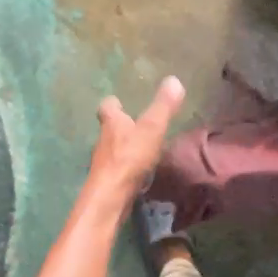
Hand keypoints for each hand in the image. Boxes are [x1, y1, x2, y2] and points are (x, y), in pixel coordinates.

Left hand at [87, 76, 184, 202]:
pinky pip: (118, 169)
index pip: (107, 106)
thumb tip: (174, 80)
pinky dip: (127, 167)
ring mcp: (104, 162)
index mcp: (112, 123)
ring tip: (143, 147)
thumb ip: (163, 106)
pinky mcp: (108, 181)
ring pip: (113, 149)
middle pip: (109, 128)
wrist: (111, 197)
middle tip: (137, 123)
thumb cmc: (130, 157)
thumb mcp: (152, 127)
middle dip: (121, 126)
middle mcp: (103, 140)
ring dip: (124, 147)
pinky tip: (140, 171)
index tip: (120, 101)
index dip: (113, 103)